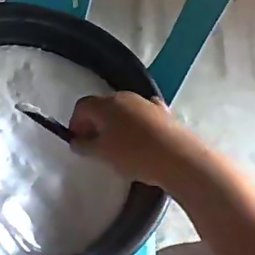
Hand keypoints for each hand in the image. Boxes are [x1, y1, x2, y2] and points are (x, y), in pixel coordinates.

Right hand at [68, 92, 207, 188]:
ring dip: (116, 123)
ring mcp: (146, 102)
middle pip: (102, 106)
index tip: (78, 141)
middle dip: (95, 122)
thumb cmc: (133, 154)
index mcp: (105, 104)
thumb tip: (76, 141)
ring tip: (119, 145)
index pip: (82, 106)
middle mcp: (124, 97)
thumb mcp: (102, 154)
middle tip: (95, 144)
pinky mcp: (164, 112)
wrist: (178, 157)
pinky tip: (141, 137)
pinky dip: (138, 123)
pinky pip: (144, 114)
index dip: (76, 123)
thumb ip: (84, 146)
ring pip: (124, 109)